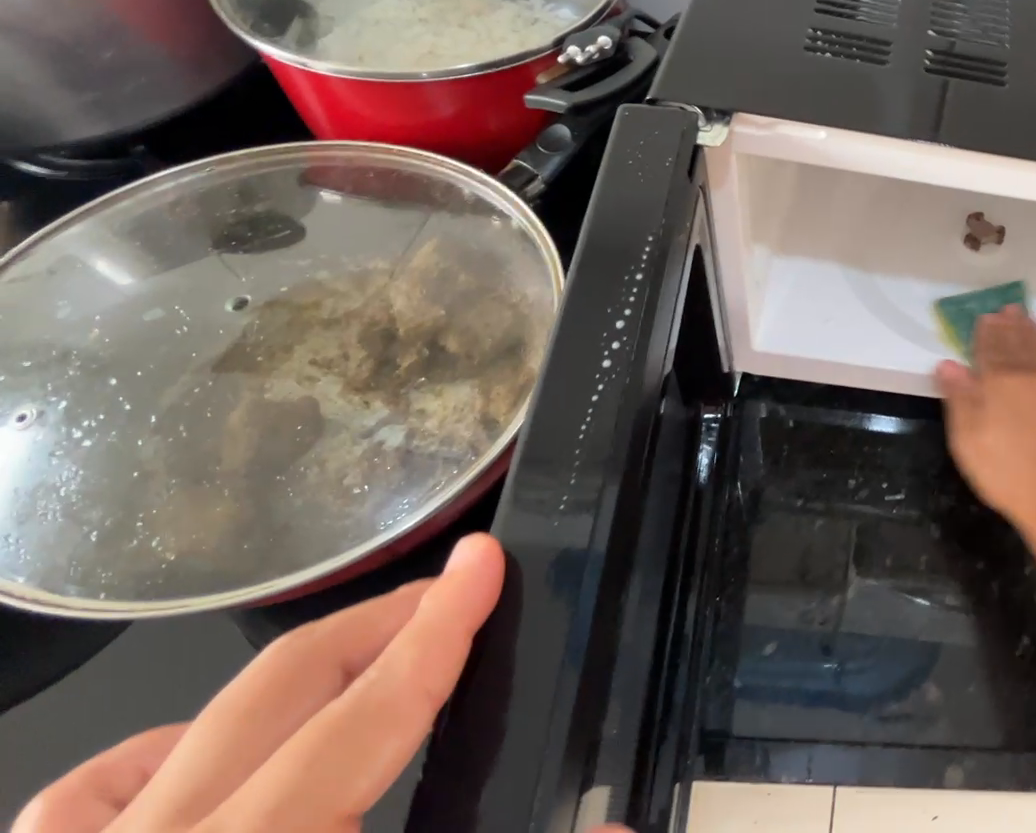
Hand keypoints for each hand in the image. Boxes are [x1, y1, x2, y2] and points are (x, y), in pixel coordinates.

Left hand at [14, 533, 519, 832]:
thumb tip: (611, 820)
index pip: (368, 714)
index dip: (438, 627)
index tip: (481, 561)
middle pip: (290, 685)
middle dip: (390, 620)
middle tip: (457, 593)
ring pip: (197, 719)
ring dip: (303, 681)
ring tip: (366, 672)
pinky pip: (91, 790)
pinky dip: (168, 752)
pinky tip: (211, 759)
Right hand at [933, 307, 1035, 531]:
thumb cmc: (1003, 471)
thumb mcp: (966, 440)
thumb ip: (959, 397)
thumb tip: (948, 363)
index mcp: (999, 381)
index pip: (990, 347)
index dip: (986, 331)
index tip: (984, 317)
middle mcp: (1030, 372)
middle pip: (1017, 341)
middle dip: (1009, 324)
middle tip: (1006, 309)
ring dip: (1032, 329)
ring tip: (1025, 317)